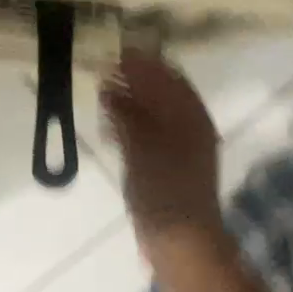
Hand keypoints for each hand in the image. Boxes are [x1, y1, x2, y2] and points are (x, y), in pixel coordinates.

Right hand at [100, 49, 224, 246]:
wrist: (181, 241)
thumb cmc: (163, 192)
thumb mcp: (142, 148)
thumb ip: (127, 114)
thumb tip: (110, 85)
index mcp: (190, 117)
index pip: (167, 75)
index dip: (142, 61)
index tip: (113, 50)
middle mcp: (190, 126)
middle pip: (162, 92)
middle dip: (134, 79)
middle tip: (102, 69)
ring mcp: (181, 148)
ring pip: (155, 112)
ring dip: (131, 101)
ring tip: (102, 94)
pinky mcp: (168, 167)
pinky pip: (149, 133)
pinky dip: (130, 124)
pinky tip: (111, 128)